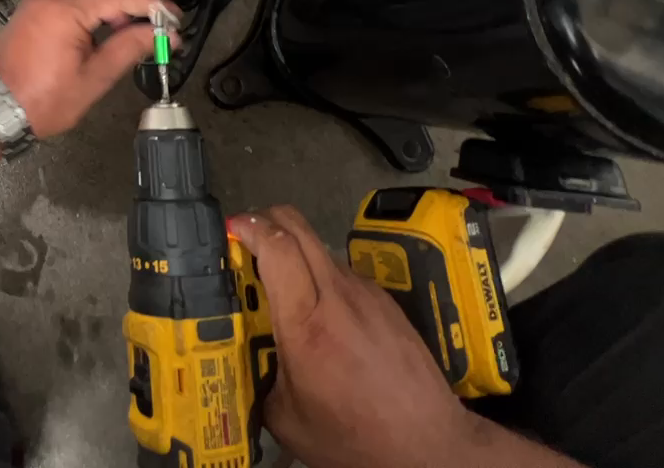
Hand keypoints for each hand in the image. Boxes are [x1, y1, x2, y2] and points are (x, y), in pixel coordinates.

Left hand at [0, 0, 172, 137]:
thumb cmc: (42, 100)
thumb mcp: (93, 79)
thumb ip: (129, 49)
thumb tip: (162, 35)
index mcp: (65, 10)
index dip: (152, 3)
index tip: (172, 16)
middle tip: (158, 6)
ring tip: (139, 13)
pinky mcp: (37, 5)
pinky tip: (112, 17)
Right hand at [230, 206, 481, 467]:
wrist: (433, 447)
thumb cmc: (356, 438)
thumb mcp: (288, 419)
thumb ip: (257, 377)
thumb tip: (239, 355)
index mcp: (306, 322)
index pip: (277, 246)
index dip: (250, 226)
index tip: (230, 229)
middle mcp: (336, 295)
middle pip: (296, 225)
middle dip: (265, 219)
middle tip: (245, 238)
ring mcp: (364, 292)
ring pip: (317, 246)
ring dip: (292, 250)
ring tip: (280, 282)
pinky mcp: (384, 298)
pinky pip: (340, 270)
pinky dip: (319, 275)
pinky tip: (320, 312)